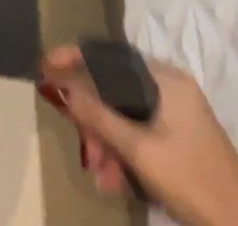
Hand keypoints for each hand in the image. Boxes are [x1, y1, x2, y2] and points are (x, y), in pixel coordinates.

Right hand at [39, 45, 237, 225]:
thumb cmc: (192, 181)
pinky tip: (115, 181)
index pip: (110, 55)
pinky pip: (136, 132)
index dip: (74, 58)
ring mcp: (176, 115)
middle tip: (84, 148)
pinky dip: (121, 153)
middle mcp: (171, 89)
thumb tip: (59, 84)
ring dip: (105, 143)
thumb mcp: (137, 149)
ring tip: (102, 176)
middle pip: (113, 88)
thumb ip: (96, 114)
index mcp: (167, 81)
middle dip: (92, 119)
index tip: (44, 68)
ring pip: (122, 115)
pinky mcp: (177, 138)